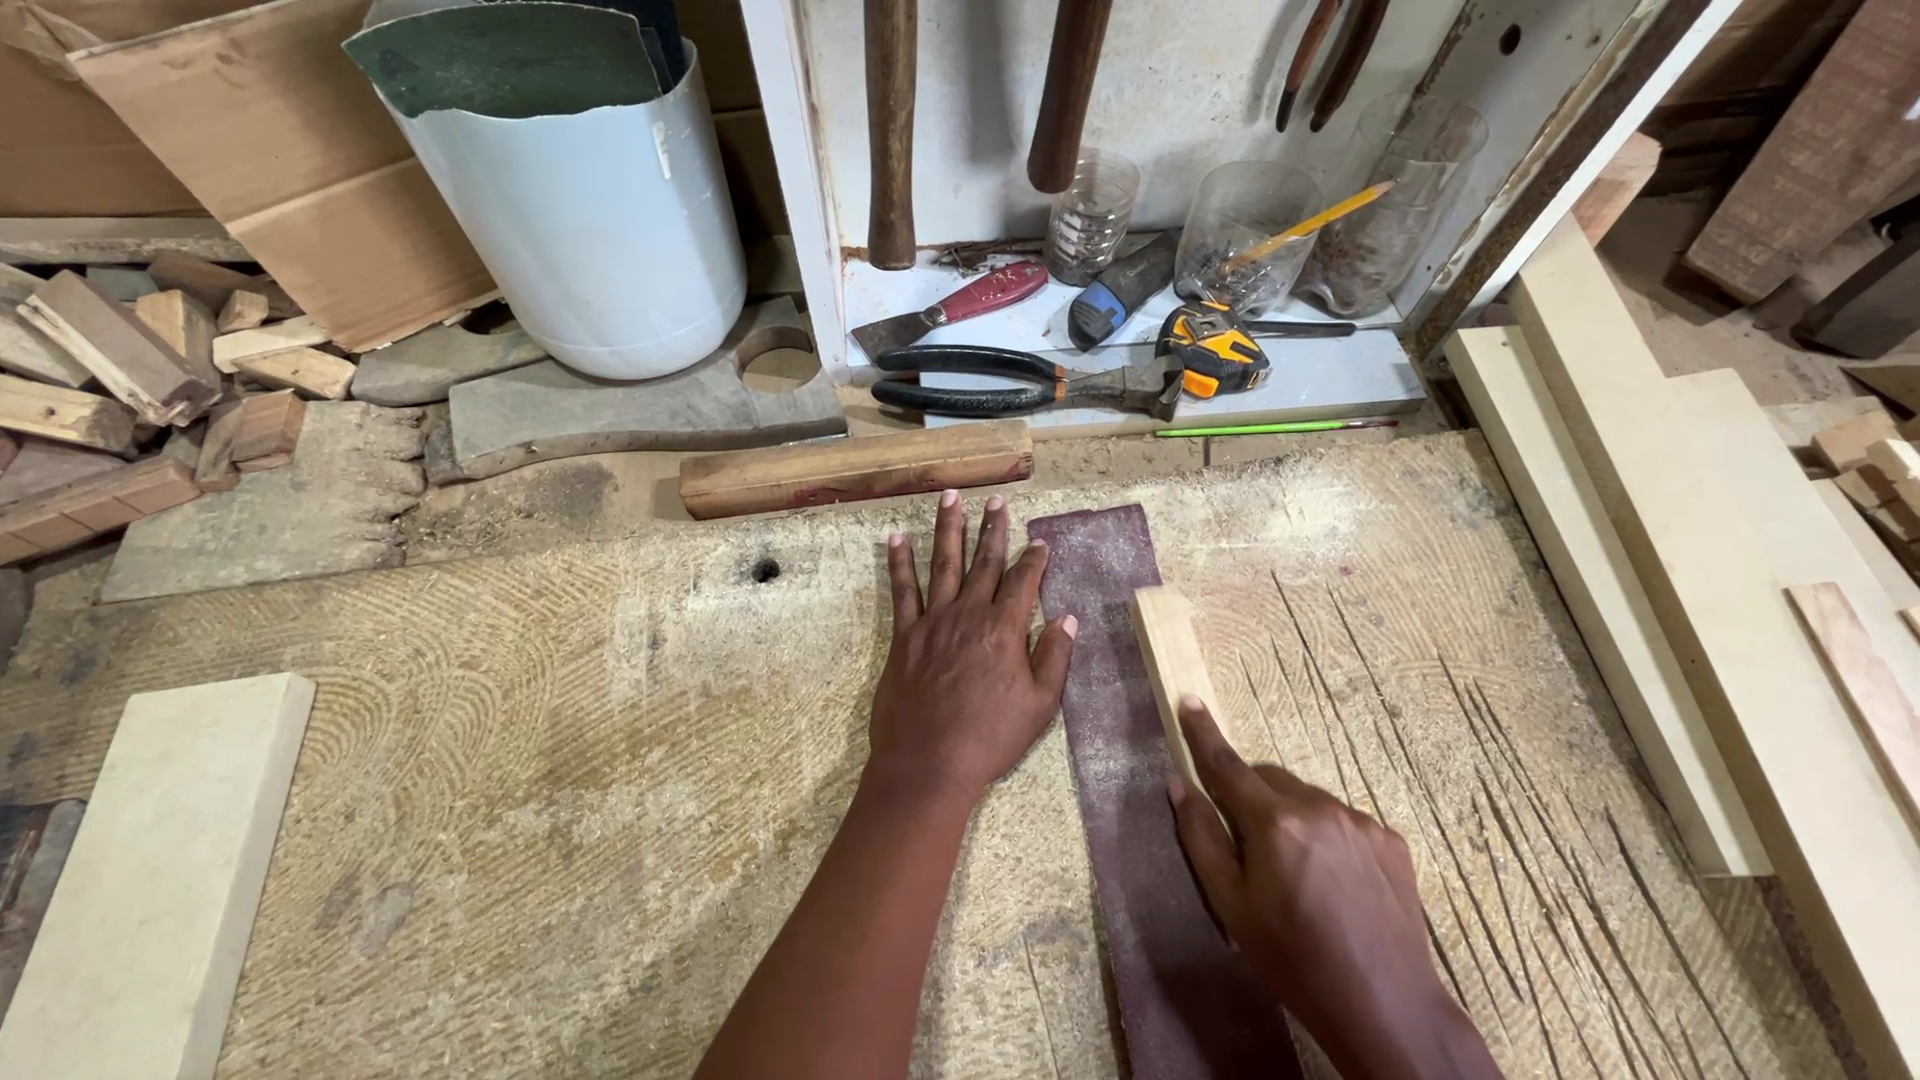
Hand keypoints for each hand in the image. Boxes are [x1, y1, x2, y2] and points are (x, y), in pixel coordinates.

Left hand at [867, 491, 1077, 805]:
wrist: (928, 762)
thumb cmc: (990, 738)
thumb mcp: (1040, 705)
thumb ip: (1055, 657)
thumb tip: (1069, 618)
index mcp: (1005, 629)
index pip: (1024, 581)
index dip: (1034, 559)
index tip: (1041, 541)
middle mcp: (969, 614)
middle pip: (984, 562)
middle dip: (993, 529)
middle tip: (997, 501)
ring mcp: (933, 622)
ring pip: (942, 564)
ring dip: (948, 528)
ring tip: (950, 497)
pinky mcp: (904, 636)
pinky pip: (902, 590)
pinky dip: (899, 562)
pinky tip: (897, 538)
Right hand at [1168, 696, 1501, 1078]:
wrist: (1385, 1007)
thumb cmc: (1293, 959)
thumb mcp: (1230, 905)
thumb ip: (1201, 837)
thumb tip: (1179, 783)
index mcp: (1275, 822)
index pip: (1228, 765)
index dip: (1204, 733)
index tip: (1189, 700)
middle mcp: (1320, 808)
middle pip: (1268, 779)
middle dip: (1249, 795)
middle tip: (1244, 845)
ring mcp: (1361, 822)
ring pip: (1306, 799)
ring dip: (1288, 817)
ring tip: (1294, 876)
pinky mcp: (1391, 841)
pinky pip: (1341, 820)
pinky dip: (1323, 835)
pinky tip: (1331, 882)